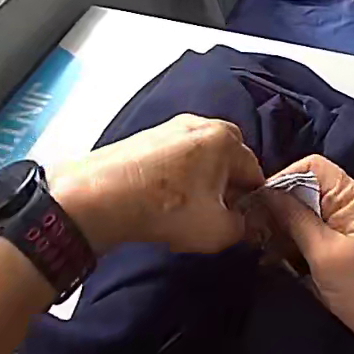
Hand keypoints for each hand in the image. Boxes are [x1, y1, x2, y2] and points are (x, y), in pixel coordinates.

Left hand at [50, 115, 264, 253]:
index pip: (254, 172)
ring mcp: (165, 128)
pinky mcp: (140, 139)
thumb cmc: (164, 207)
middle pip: (224, 164)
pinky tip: (156, 204)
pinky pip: (168, 162)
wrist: (99, 197)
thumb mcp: (218, 230)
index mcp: (225, 136)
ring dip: (194, 188)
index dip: (250, 202)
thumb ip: (244, 228)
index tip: (239, 222)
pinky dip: (169, 182)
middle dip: (221, 192)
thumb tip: (243, 224)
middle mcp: (197, 123)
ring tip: (178, 215)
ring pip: (195, 163)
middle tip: (208, 219)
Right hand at [255, 155, 353, 353]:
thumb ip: (295, 219)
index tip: (261, 204)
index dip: (282, 180)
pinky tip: (279, 259)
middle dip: (279, 207)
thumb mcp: (323, 253)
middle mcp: (352, 206)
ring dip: (283, 228)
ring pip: (304, 211)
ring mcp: (348, 225)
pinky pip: (311, 231)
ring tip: (267, 248)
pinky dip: (293, 242)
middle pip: (305, 188)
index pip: (312, 167)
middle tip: (258, 230)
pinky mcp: (342, 245)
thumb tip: (268, 194)